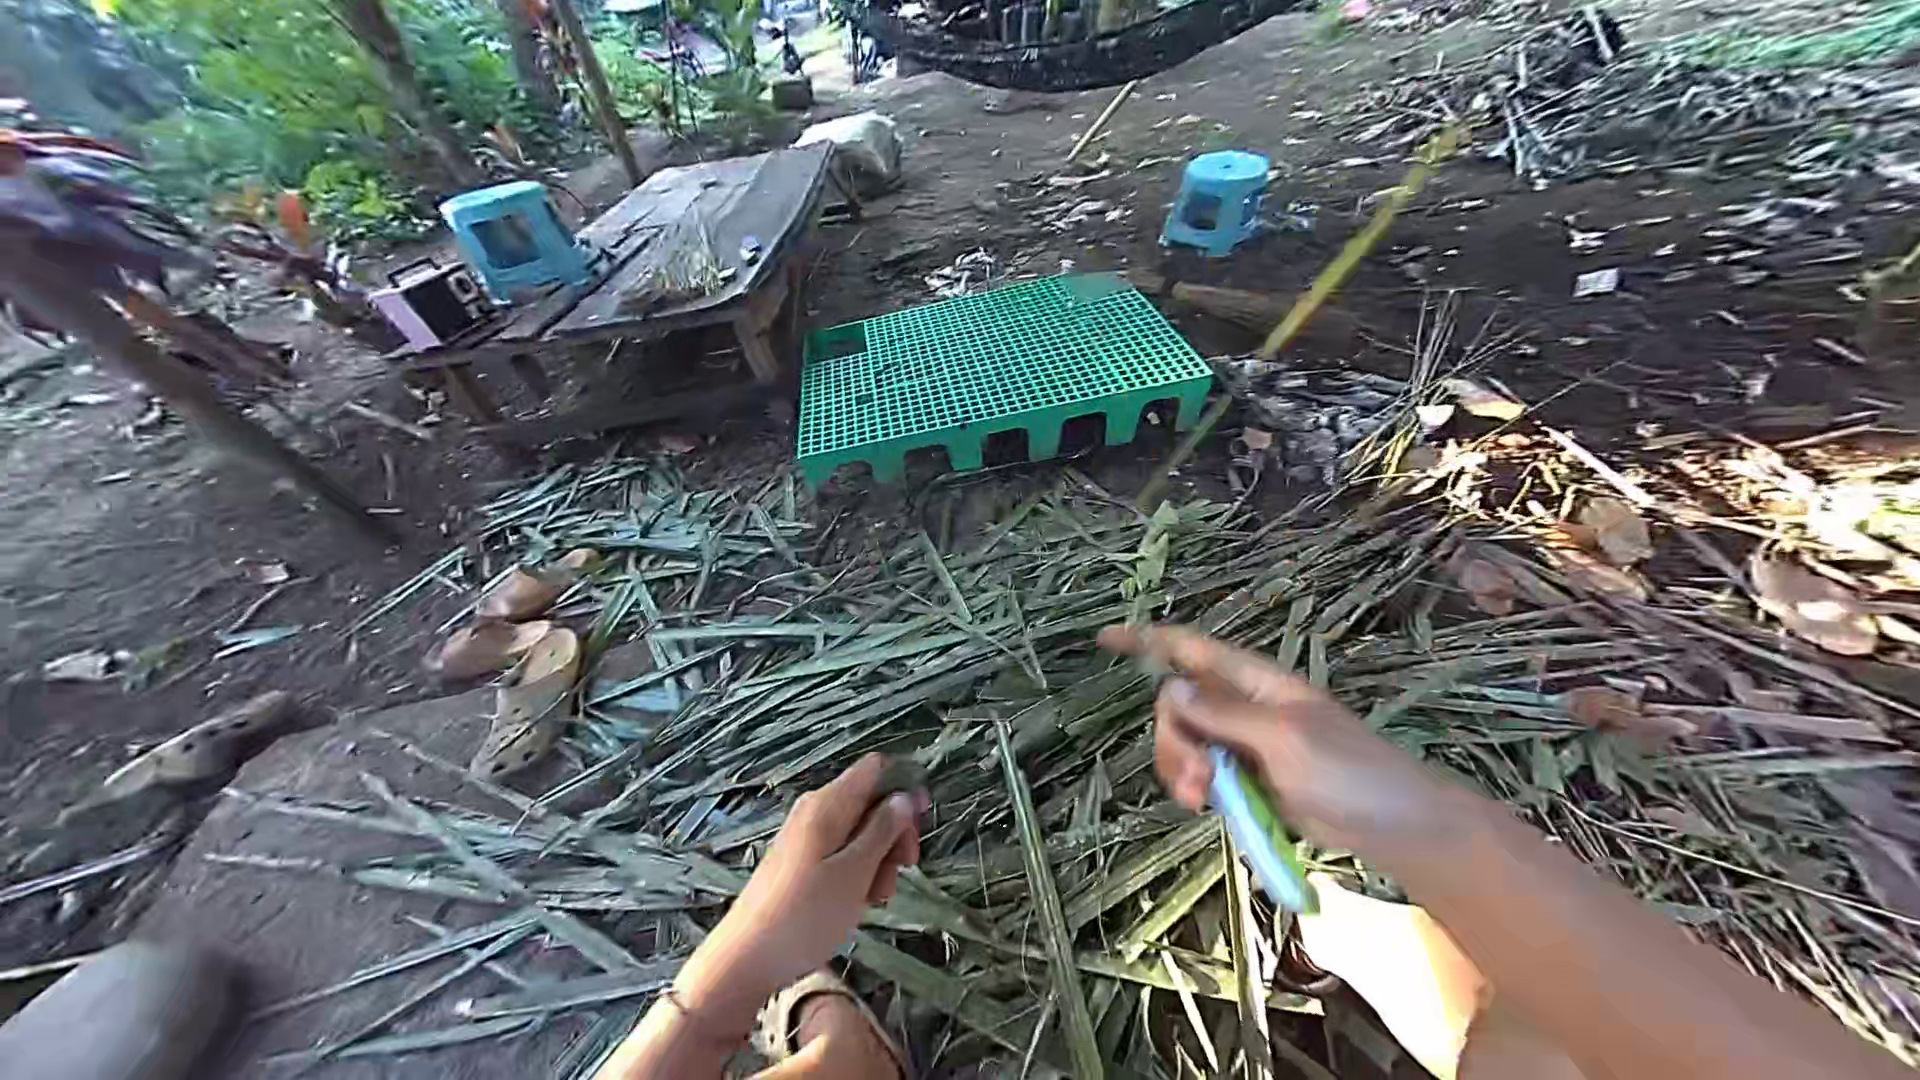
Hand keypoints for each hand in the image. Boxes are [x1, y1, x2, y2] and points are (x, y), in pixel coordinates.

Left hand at [675, 754, 926, 1028]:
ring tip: (879, 894)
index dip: (903, 786)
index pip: (876, 768)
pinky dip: (858, 868)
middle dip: (894, 829)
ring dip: (879, 855)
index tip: (920, 820)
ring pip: (859, 828)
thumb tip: (905, 795)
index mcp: (829, 803)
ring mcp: (807, 834)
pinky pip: (841, 850)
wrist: (743, 961)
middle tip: (904, 867)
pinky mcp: (801, 859)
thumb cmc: (805, 914)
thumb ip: (883, 829)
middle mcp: (817, 809)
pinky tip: (860, 899)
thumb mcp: (855, 872)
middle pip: (871, 799)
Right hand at [1097, 623, 1449, 855]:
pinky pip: (1195, 769)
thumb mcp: (1283, 739)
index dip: (1144, 638)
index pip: (1187, 648)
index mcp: (1250, 680)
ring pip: (1180, 739)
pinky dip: (1191, 786)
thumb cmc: (1349, 770)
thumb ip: (1223, 714)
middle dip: (1174, 740)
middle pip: (1174, 704)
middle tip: (1198, 779)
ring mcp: (1237, 738)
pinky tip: (1205, 806)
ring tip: (1204, 800)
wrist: (1393, 825)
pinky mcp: (1240, 772)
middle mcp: (1236, 703)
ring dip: (1180, 767)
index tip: (1104, 638)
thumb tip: (1169, 690)